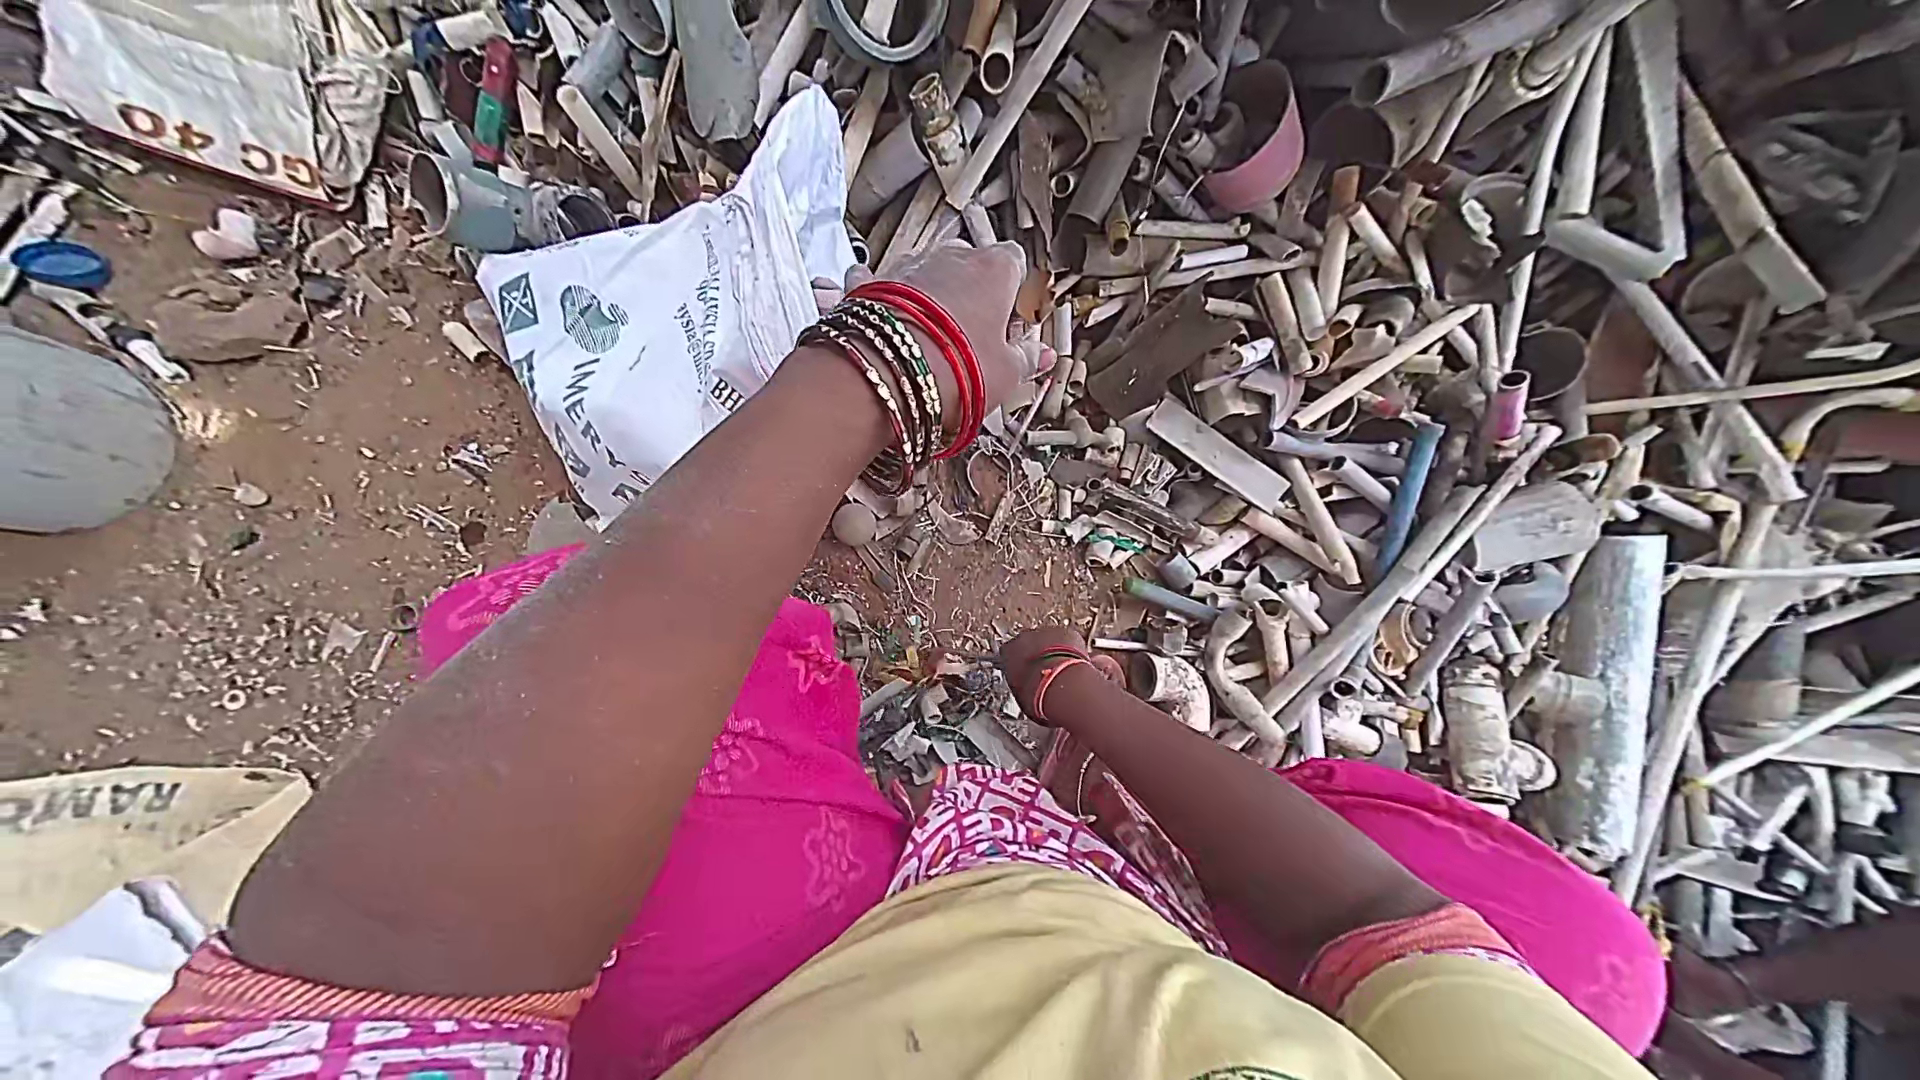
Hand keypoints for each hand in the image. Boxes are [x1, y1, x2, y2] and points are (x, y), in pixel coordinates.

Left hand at [846, 242, 1051, 429]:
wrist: (887, 375)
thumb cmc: (956, 371)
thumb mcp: (1005, 374)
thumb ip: (1026, 359)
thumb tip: (1042, 355)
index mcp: (993, 270)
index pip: (1014, 263)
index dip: (1014, 293)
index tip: (1010, 324)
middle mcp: (950, 257)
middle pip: (968, 265)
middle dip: (970, 293)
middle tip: (971, 337)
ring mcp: (907, 266)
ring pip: (926, 274)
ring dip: (931, 298)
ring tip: (931, 341)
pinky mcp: (869, 285)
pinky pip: (880, 284)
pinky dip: (884, 298)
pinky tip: (887, 321)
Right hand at [1002, 626, 1123, 724]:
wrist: (1063, 687)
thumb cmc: (1039, 695)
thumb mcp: (1020, 695)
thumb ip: (1020, 684)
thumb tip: (1026, 690)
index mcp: (1008, 652)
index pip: (1008, 654)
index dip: (1018, 665)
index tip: (1024, 674)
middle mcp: (1024, 638)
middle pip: (1028, 643)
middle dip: (1035, 656)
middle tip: (1043, 673)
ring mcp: (1046, 633)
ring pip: (1048, 639)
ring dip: (1052, 652)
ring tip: (1061, 671)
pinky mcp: (1067, 633)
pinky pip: (1068, 639)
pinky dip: (1071, 649)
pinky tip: (1073, 665)